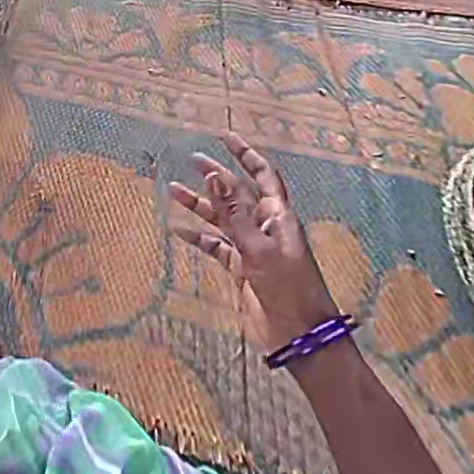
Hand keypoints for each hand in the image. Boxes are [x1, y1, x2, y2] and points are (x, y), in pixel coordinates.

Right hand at [169, 132, 339, 354]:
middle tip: (191, 159)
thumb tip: (214, 174)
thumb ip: (233, 212)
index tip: (223, 136)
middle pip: (237, 193)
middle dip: (215, 175)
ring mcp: (252, 246)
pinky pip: (215, 245)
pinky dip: (198, 237)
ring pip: (222, 218)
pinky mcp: (241, 267)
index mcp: (277, 216)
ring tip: (173, 190)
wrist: (300, 337)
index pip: (261, 174)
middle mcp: (264, 226)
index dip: (244, 153)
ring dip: (200, 204)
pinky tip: (179, 230)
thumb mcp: (258, 247)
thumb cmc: (288, 288)